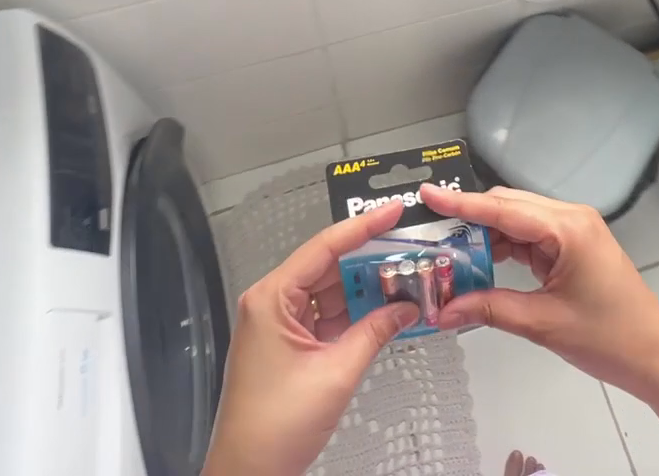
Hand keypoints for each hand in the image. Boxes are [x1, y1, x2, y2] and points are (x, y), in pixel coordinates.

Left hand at [202, 199, 421, 475]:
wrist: (247, 474)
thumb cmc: (276, 426)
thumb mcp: (336, 374)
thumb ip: (374, 333)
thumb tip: (407, 308)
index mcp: (272, 297)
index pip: (324, 247)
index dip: (363, 227)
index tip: (393, 209)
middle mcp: (272, 301)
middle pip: (329, 266)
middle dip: (370, 259)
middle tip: (410, 248)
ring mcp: (279, 321)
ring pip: (330, 290)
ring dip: (365, 288)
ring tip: (406, 278)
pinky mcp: (288, 341)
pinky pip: (326, 314)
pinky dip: (355, 312)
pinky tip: (385, 309)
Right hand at [419, 183, 658, 398]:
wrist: (656, 357)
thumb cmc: (609, 338)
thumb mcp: (543, 323)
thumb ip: (489, 308)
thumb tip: (444, 310)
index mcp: (568, 227)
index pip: (503, 208)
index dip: (462, 203)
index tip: (428, 193)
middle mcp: (570, 217)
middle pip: (508, 206)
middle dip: (469, 219)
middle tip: (431, 234)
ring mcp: (573, 229)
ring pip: (516, 219)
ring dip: (485, 235)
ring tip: (450, 253)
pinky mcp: (572, 245)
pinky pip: (529, 236)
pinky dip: (504, 247)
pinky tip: (481, 263)